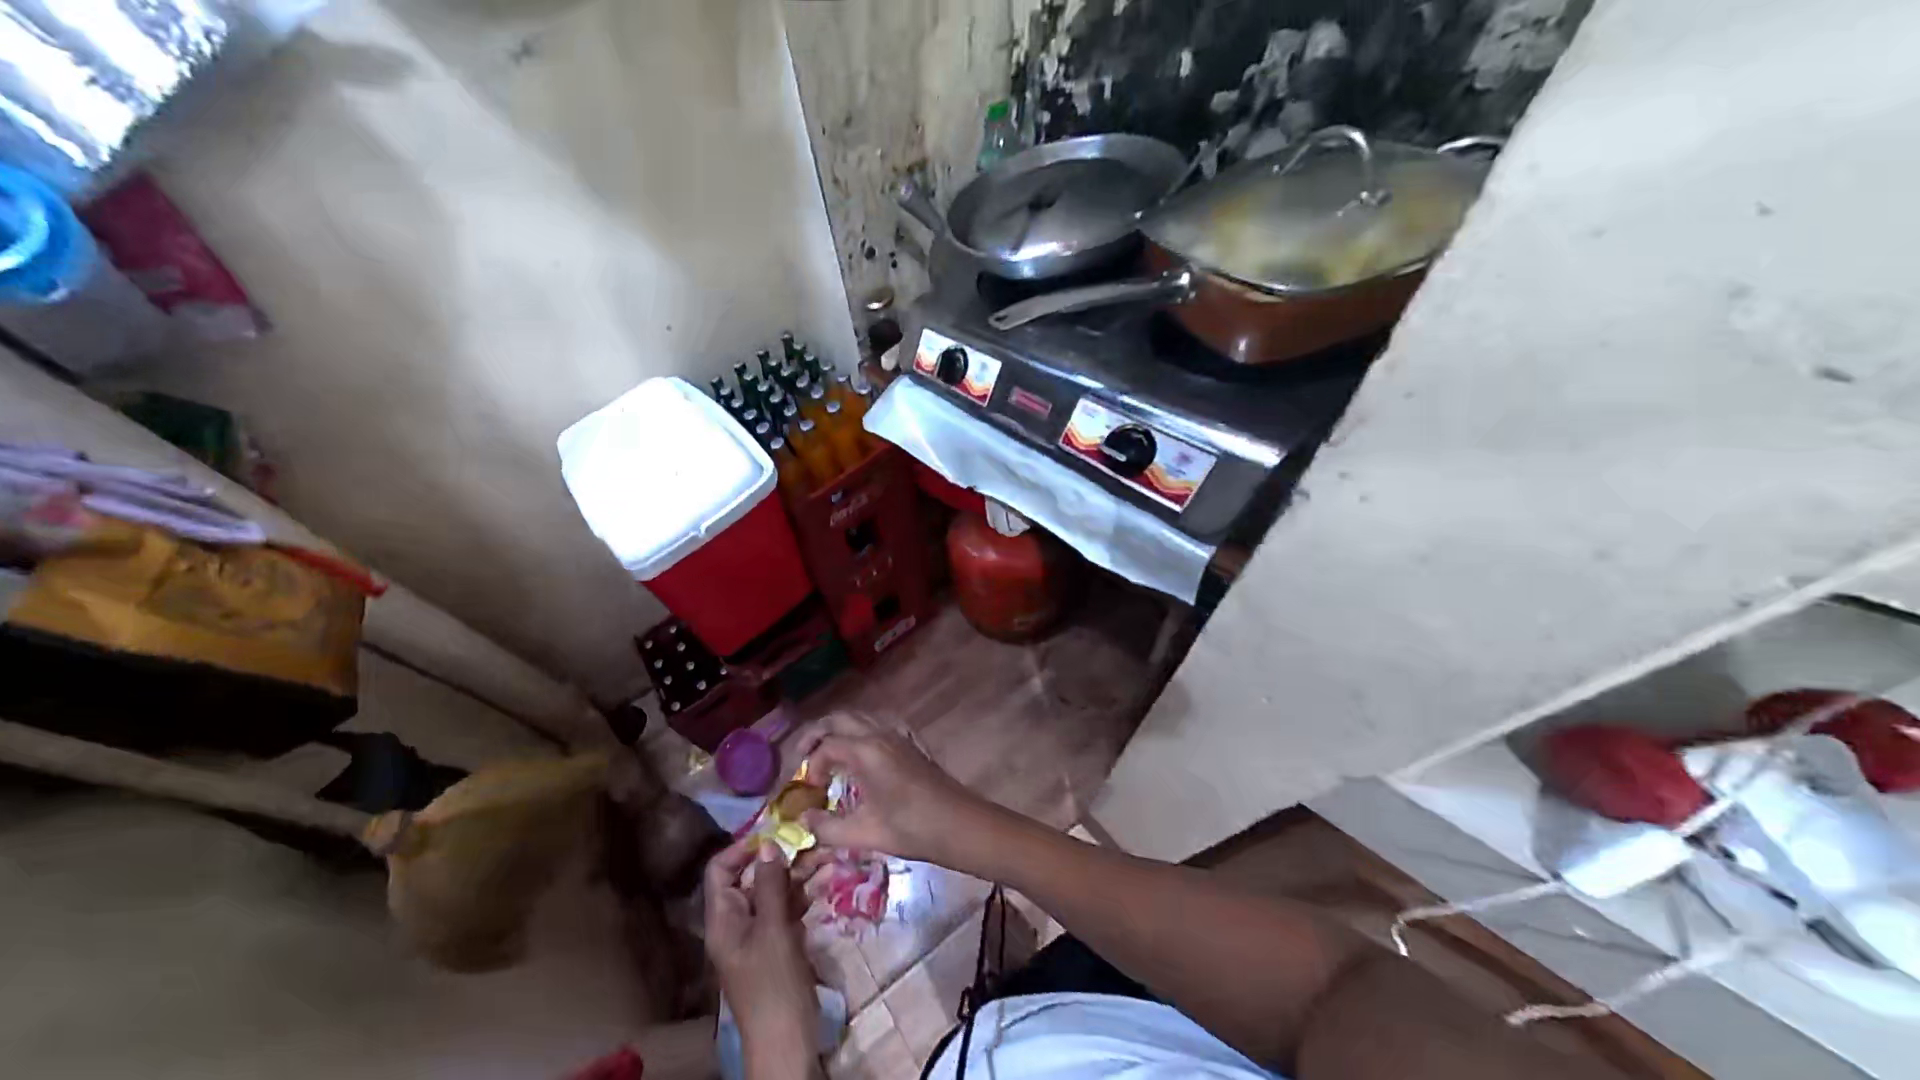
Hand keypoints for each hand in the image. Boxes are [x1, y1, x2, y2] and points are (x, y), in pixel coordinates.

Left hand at [703, 837, 818, 1071]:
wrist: (786, 1042)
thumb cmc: (773, 984)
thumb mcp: (773, 930)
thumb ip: (769, 885)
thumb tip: (767, 843)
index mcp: (723, 919)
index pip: (720, 870)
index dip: (742, 848)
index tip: (775, 832)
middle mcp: (736, 922)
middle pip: (751, 877)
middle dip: (781, 858)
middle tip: (813, 840)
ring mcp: (758, 934)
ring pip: (774, 892)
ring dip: (798, 873)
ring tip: (828, 855)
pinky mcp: (778, 945)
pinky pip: (787, 910)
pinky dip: (804, 895)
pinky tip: (827, 880)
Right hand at [793, 712, 998, 866]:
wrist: (960, 824)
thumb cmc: (912, 828)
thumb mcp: (865, 834)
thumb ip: (827, 828)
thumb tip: (802, 820)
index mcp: (867, 750)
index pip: (826, 746)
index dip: (811, 766)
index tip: (810, 792)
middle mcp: (880, 734)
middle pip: (839, 718)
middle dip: (816, 732)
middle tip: (801, 756)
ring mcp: (897, 735)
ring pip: (859, 717)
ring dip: (837, 729)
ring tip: (825, 753)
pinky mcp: (909, 743)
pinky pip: (876, 724)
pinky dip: (858, 730)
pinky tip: (857, 753)